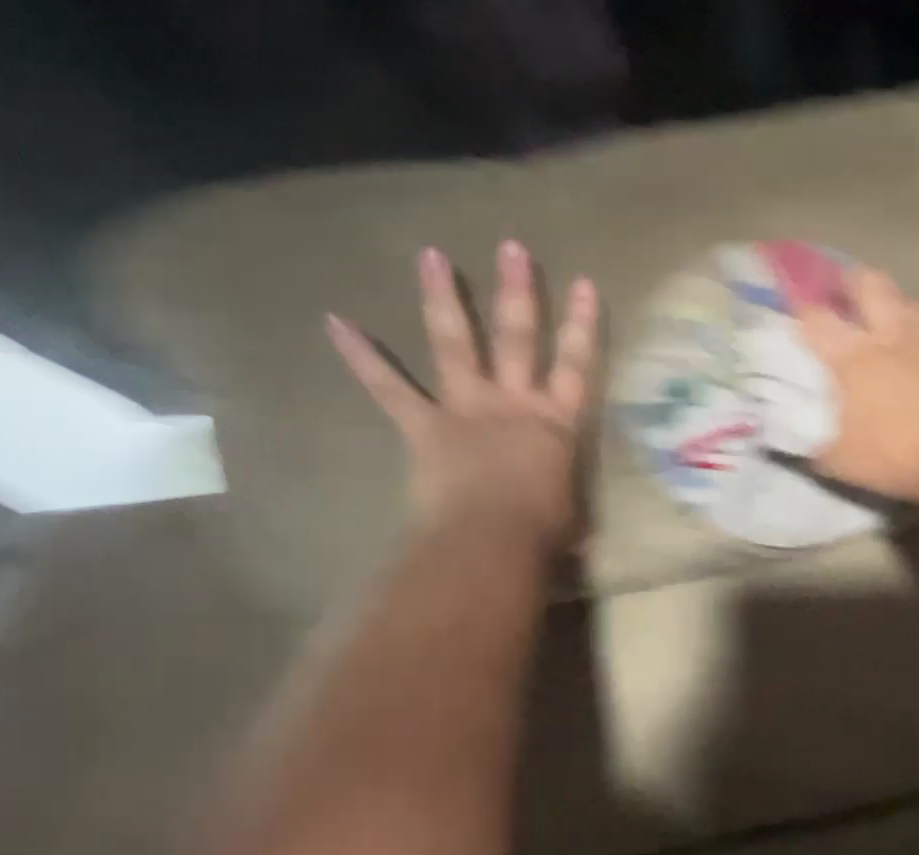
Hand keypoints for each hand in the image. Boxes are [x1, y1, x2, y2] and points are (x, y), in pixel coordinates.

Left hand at [326, 241, 599, 552]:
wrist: (490, 542)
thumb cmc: (543, 532)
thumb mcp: (572, 515)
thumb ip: (569, 501)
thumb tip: (576, 532)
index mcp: (557, 424)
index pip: (577, 364)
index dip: (582, 325)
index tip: (584, 283)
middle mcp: (515, 404)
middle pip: (518, 338)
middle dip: (516, 292)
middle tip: (510, 247)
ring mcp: (467, 409)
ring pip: (455, 344)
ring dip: (444, 298)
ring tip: (431, 254)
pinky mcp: (424, 427)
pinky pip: (389, 389)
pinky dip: (362, 357)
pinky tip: (333, 321)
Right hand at [796, 269, 918, 502]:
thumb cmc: (894, 456)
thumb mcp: (837, 460)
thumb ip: (810, 442)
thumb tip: (790, 436)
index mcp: (852, 356)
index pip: (815, 316)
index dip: (797, 304)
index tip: (787, 298)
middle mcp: (889, 337)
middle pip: (869, 285)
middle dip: (850, 281)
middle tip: (839, 288)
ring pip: (905, 302)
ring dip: (889, 302)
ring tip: (879, 314)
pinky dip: (918, 337)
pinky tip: (916, 355)